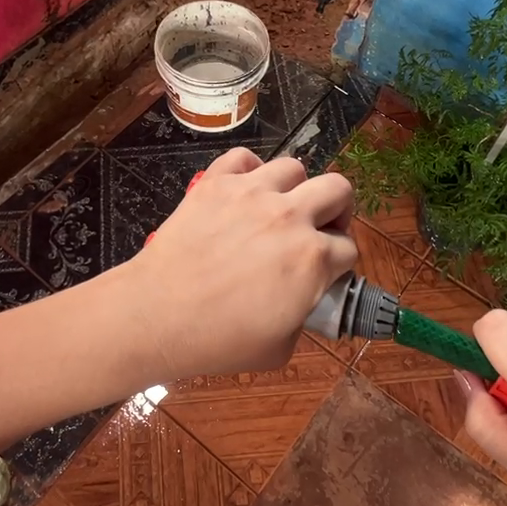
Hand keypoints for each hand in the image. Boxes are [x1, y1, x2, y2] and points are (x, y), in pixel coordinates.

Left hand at [111, 147, 356, 380]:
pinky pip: (243, 158)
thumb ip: (303, 316)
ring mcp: (251, 193)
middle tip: (321, 227)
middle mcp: (289, 216)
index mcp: (312, 259)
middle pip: (338, 189)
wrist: (157, 315)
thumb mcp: (279, 348)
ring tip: (280, 207)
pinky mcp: (216, 183)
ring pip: (294, 167)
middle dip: (337, 209)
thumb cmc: (218, 340)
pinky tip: (245, 190)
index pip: (349, 247)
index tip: (327, 268)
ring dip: (295, 188)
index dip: (340, 260)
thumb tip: (302, 301)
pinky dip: (249, 170)